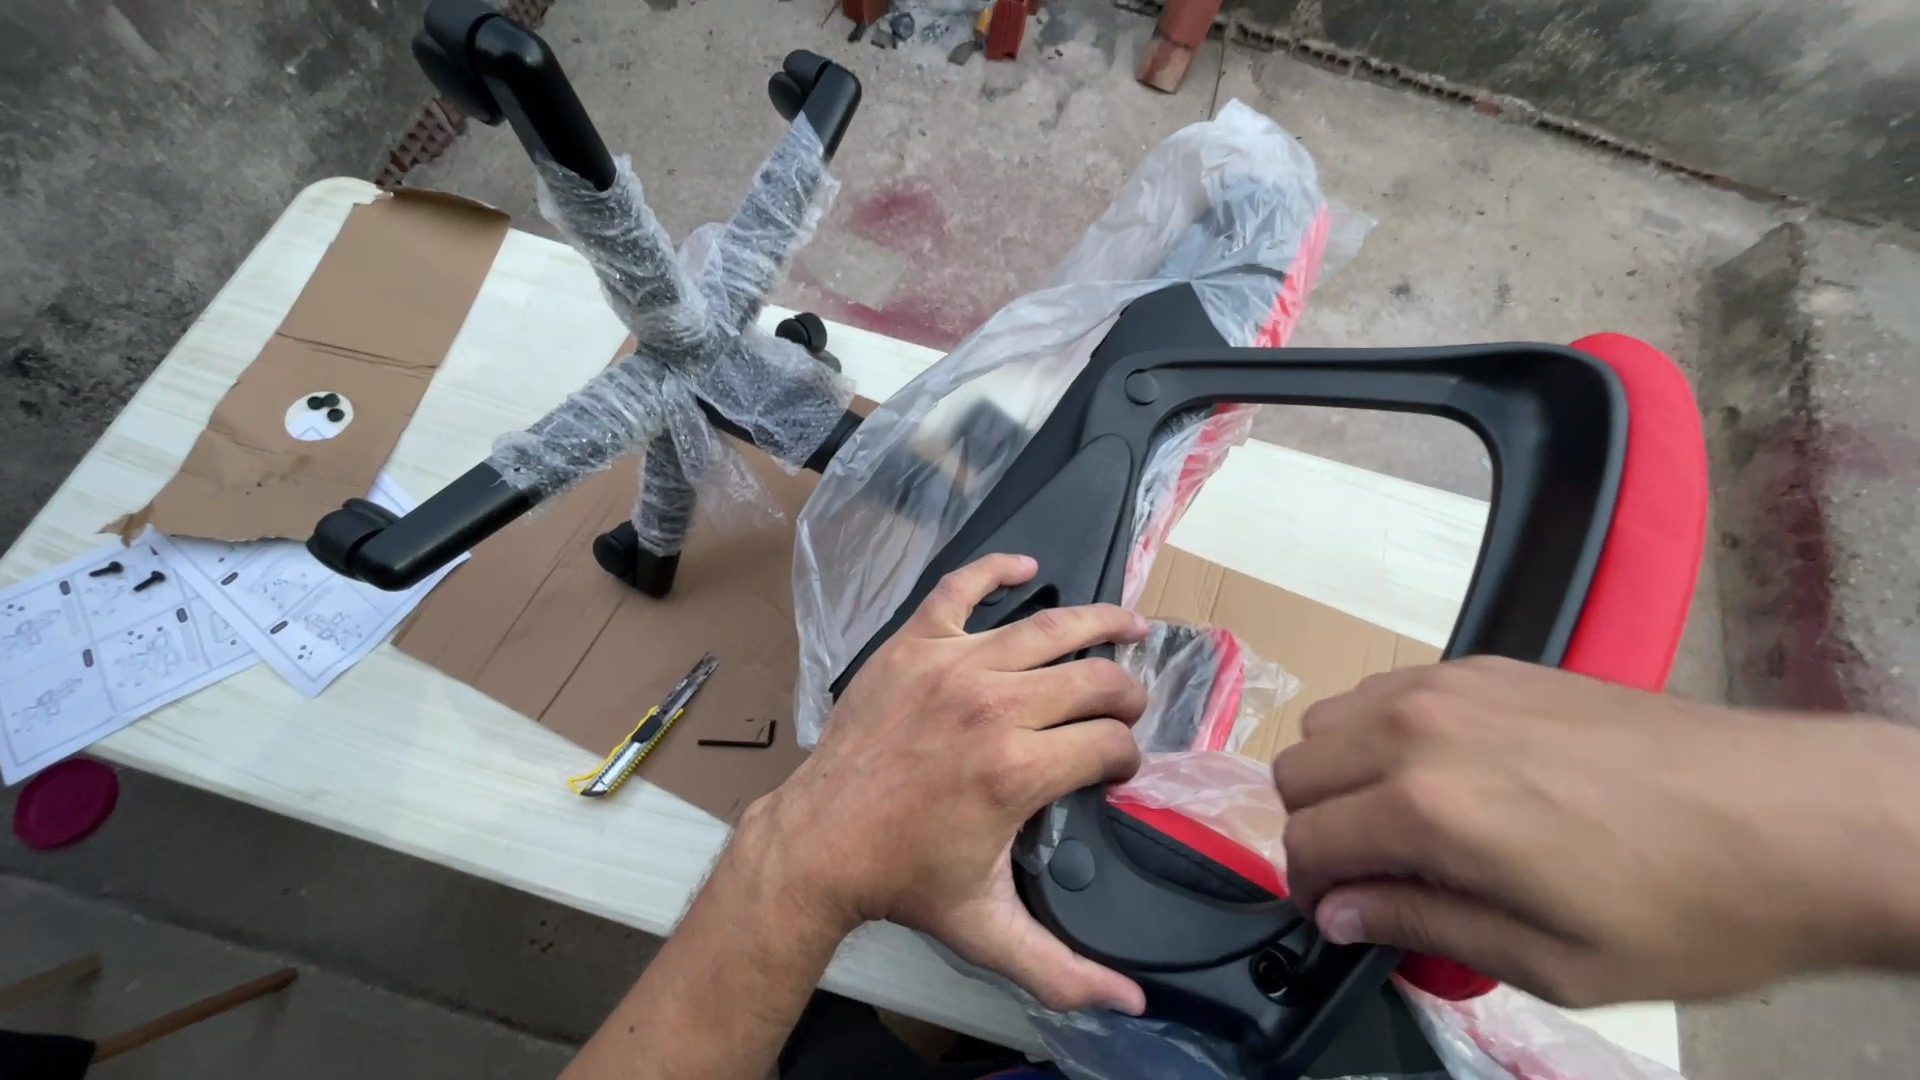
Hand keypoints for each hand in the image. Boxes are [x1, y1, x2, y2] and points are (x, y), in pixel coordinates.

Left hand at [738, 553, 1151, 1013]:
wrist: (820, 841)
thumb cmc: (903, 878)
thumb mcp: (987, 929)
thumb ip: (1062, 970)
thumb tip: (1131, 1006)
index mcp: (1017, 771)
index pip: (1110, 744)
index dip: (1128, 757)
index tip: (1117, 769)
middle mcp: (993, 707)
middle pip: (1094, 680)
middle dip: (1124, 694)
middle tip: (1124, 708)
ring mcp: (952, 666)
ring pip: (1048, 627)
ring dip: (1100, 622)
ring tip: (1129, 625)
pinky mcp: (915, 644)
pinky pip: (962, 589)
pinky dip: (997, 569)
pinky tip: (1026, 565)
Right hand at [1273, 656, 1919, 1005]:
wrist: (1798, 815)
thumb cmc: (1685, 909)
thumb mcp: (1552, 960)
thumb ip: (1420, 925)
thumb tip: (1337, 915)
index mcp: (1425, 807)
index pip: (1305, 839)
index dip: (1308, 886)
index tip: (1337, 910)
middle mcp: (1411, 731)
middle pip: (1293, 771)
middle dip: (1313, 826)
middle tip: (1367, 866)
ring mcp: (1440, 686)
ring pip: (1325, 723)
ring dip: (1339, 773)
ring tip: (1398, 811)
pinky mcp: (1473, 665)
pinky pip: (1378, 692)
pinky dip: (1377, 733)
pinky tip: (1439, 766)